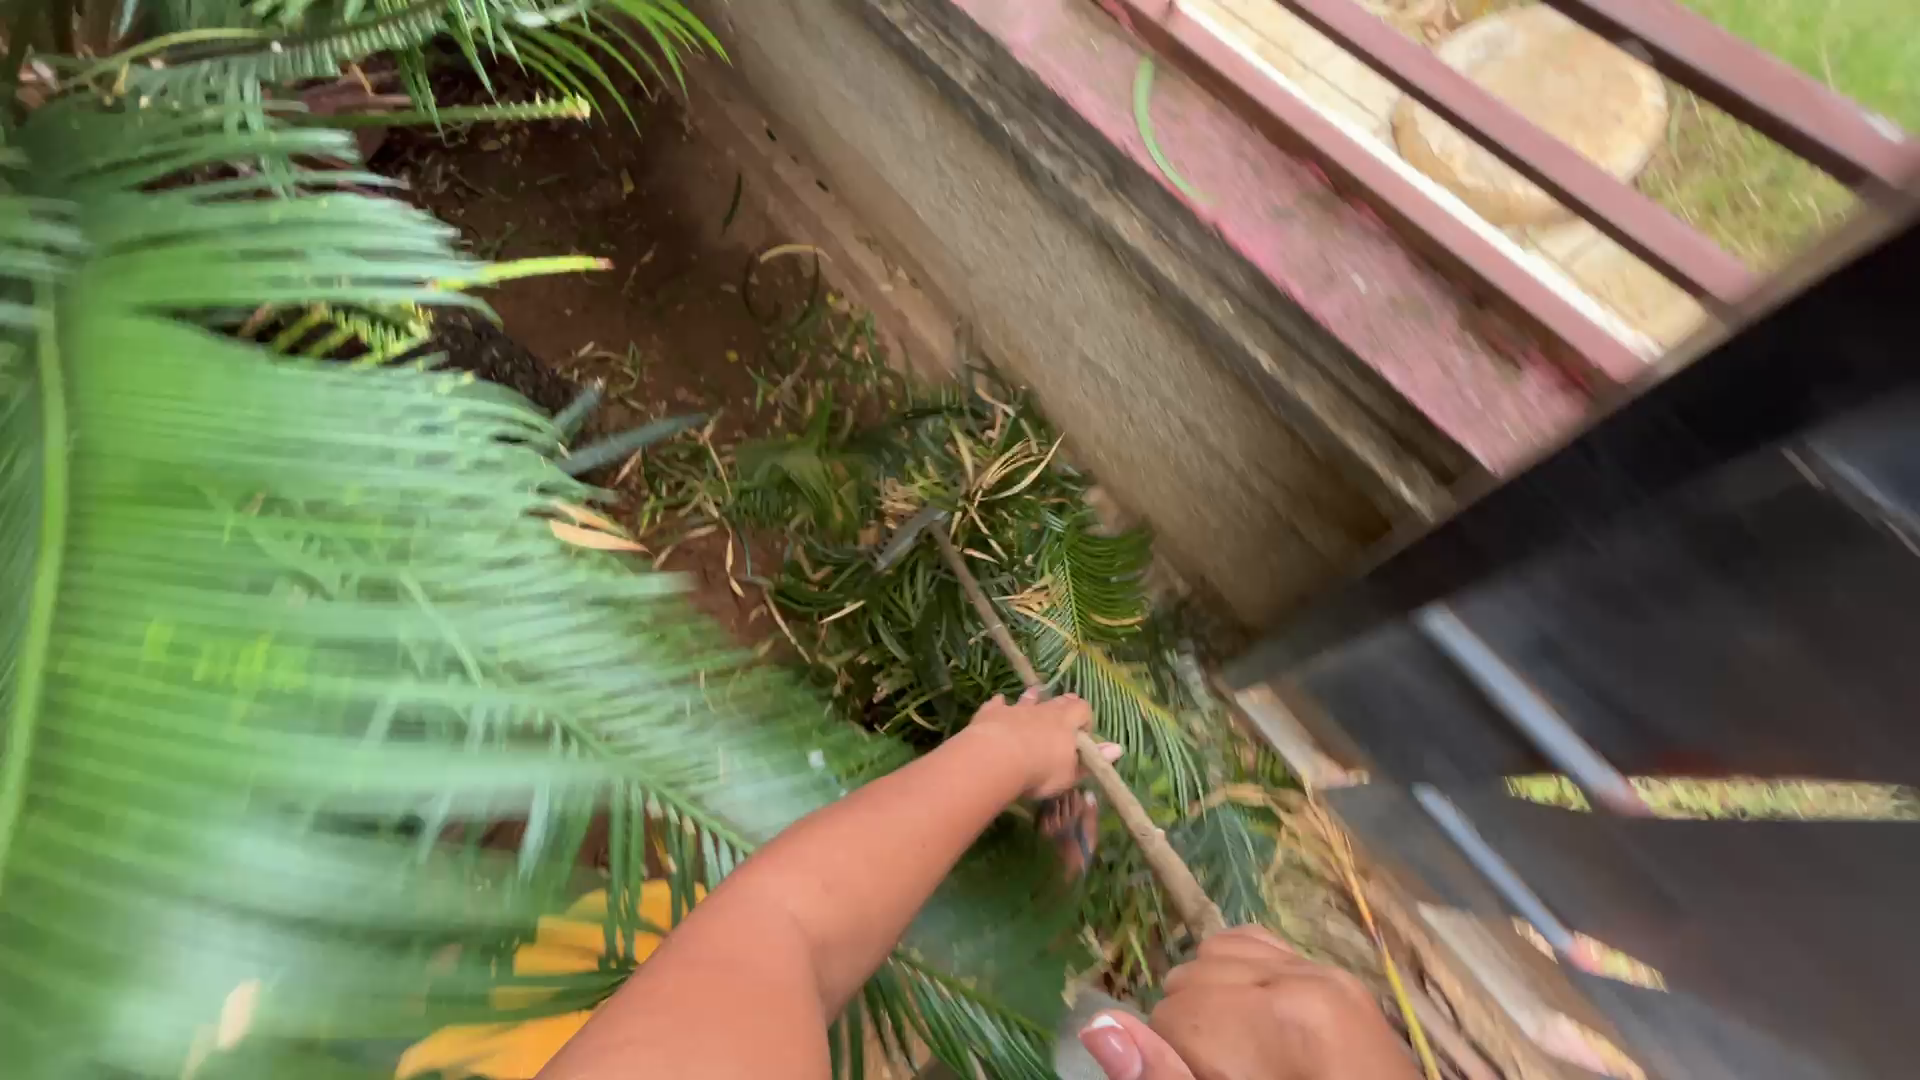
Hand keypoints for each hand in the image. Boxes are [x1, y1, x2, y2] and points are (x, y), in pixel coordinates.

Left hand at [964, 688, 1116, 798]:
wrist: (997, 757)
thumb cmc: (1040, 770)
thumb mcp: (1071, 773)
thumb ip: (1093, 760)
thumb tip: (1119, 748)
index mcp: (1066, 722)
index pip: (1082, 710)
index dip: (1084, 719)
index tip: (1082, 735)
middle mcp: (1044, 710)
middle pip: (1058, 701)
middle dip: (1063, 704)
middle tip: (1064, 711)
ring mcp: (1017, 709)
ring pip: (1028, 698)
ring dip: (1032, 697)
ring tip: (1034, 694)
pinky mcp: (993, 713)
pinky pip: (997, 704)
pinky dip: (999, 704)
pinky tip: (998, 703)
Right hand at [1077, 926, 1420, 1079]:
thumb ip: (1164, 1076)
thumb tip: (1095, 1022)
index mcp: (1284, 1022)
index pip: (1170, 1016)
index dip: (1175, 1063)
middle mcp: (1305, 979)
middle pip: (1191, 981)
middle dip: (1192, 1036)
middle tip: (1226, 1076)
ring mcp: (1325, 971)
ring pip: (1215, 954)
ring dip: (1211, 1001)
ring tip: (1241, 1061)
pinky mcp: (1335, 974)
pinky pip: (1256, 942)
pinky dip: (1239, 972)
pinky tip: (1253, 1021)